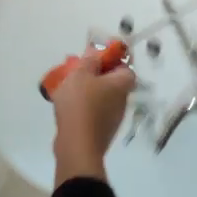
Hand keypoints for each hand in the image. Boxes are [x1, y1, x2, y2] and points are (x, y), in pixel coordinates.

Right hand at [50, 48, 135, 185]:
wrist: (78, 145)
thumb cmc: (80, 103)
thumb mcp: (80, 74)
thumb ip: (89, 60)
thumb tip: (97, 51)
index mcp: (119, 86)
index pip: (127, 70)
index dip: (115, 62)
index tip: (97, 58)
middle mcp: (121, 102)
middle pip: (114, 83)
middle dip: (97, 74)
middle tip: (78, 69)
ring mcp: (113, 119)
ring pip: (103, 97)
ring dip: (90, 90)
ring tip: (69, 86)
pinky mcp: (102, 131)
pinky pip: (96, 111)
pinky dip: (86, 105)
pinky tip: (69, 104)